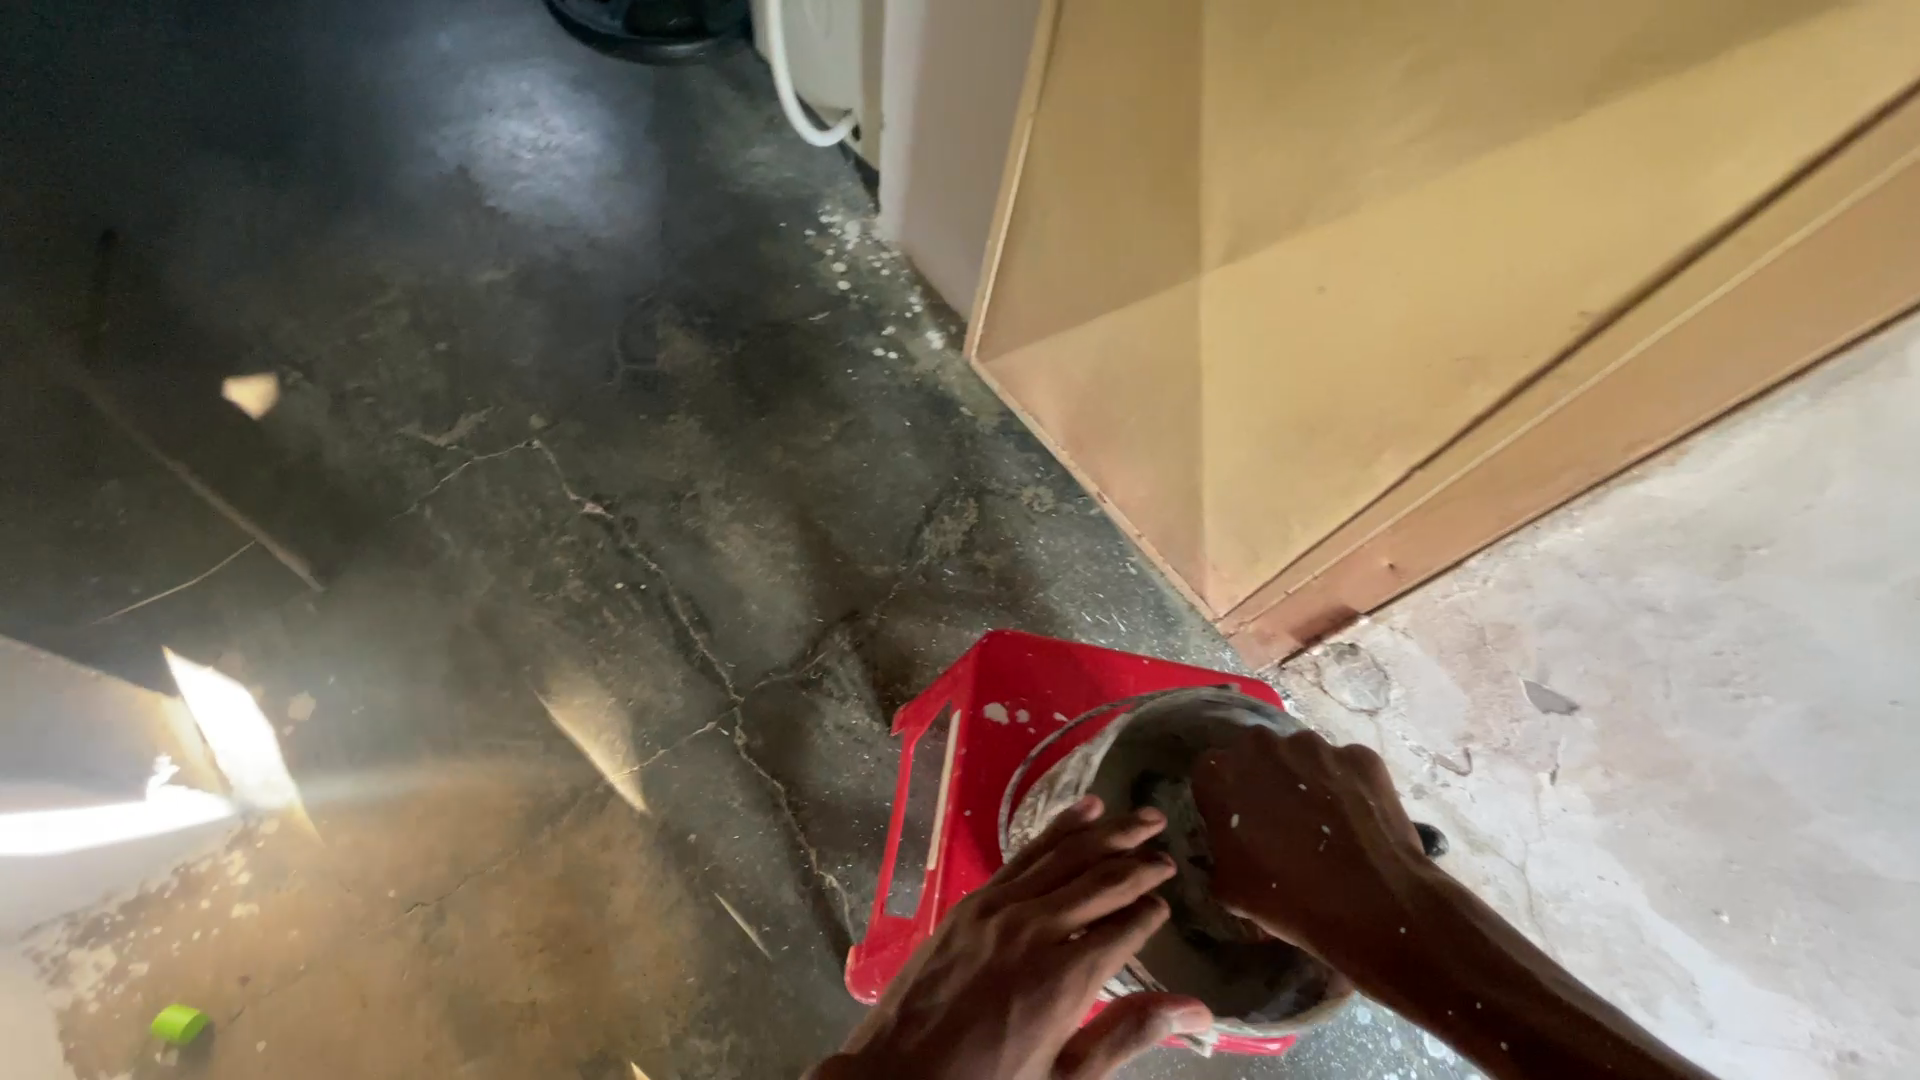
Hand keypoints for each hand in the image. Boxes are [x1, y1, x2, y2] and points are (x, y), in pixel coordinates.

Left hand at [817, 796, 1212, 1079]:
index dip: (1150, 911)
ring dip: (1110, 832)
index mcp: (1064, 979)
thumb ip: (1129, 1034)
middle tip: (1168, 847)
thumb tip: (1199, 1012)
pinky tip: (1086, 810)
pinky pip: (1027, 852)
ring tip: (1144, 816)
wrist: (899, 1073)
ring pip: (1067, 855)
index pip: (1124, 927)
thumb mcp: (1066, 1077)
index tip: (1167, 901)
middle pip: (1101, 881)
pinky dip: (1061, 827)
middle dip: (1141, 861)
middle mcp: (1036, 929)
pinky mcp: (977, 896)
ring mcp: (1001, 906)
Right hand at [1192, 727, 1428, 972]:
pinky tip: (1357, 822)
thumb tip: (1231, 849)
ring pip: (1302, 756)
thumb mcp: (1228, 887)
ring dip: (1306, 778)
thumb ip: (1219, 853)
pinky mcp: (1360, 757)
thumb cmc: (1288, 899)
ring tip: (1324, 822)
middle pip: (1255, 755)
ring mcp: (1315, 747)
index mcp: (1219, 772)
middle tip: (1282, 821)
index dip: (1226, 799)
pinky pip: (1345, 767)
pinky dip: (1348, 786)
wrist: (1374, 910)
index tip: (1240, 825)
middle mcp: (1261, 746)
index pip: (1212, 774)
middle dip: (1264, 778)